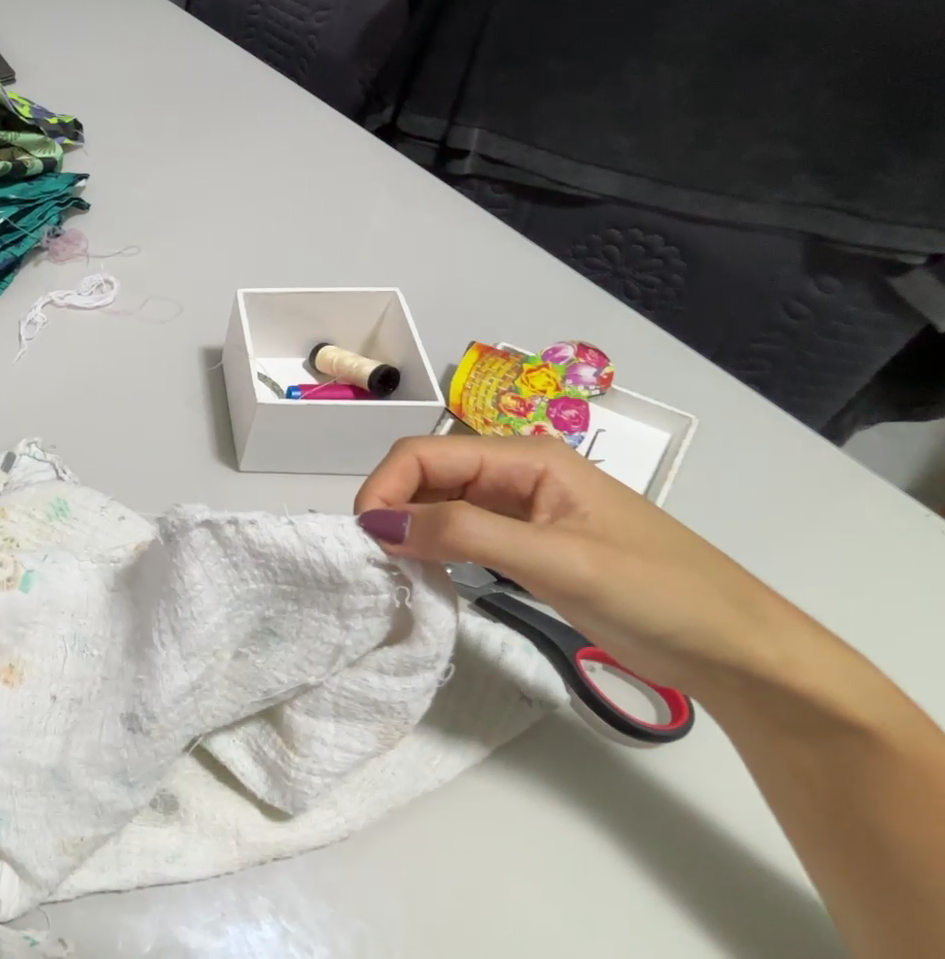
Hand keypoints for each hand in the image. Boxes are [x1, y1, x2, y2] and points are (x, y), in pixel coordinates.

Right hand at [353, 435, 801, 699]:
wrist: (740, 653)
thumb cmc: (659, 595)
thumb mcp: (558, 561)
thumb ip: (464, 534)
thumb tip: (376, 525)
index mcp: (529, 458)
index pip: (424, 453)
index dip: (385, 488)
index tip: (366, 542)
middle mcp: (518, 473)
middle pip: (426, 473)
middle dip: (391, 507)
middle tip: (378, 561)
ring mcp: (522, 509)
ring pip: (437, 503)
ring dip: (408, 529)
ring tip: (397, 571)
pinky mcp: (526, 543)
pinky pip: (458, 531)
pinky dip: (432, 548)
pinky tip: (428, 575)